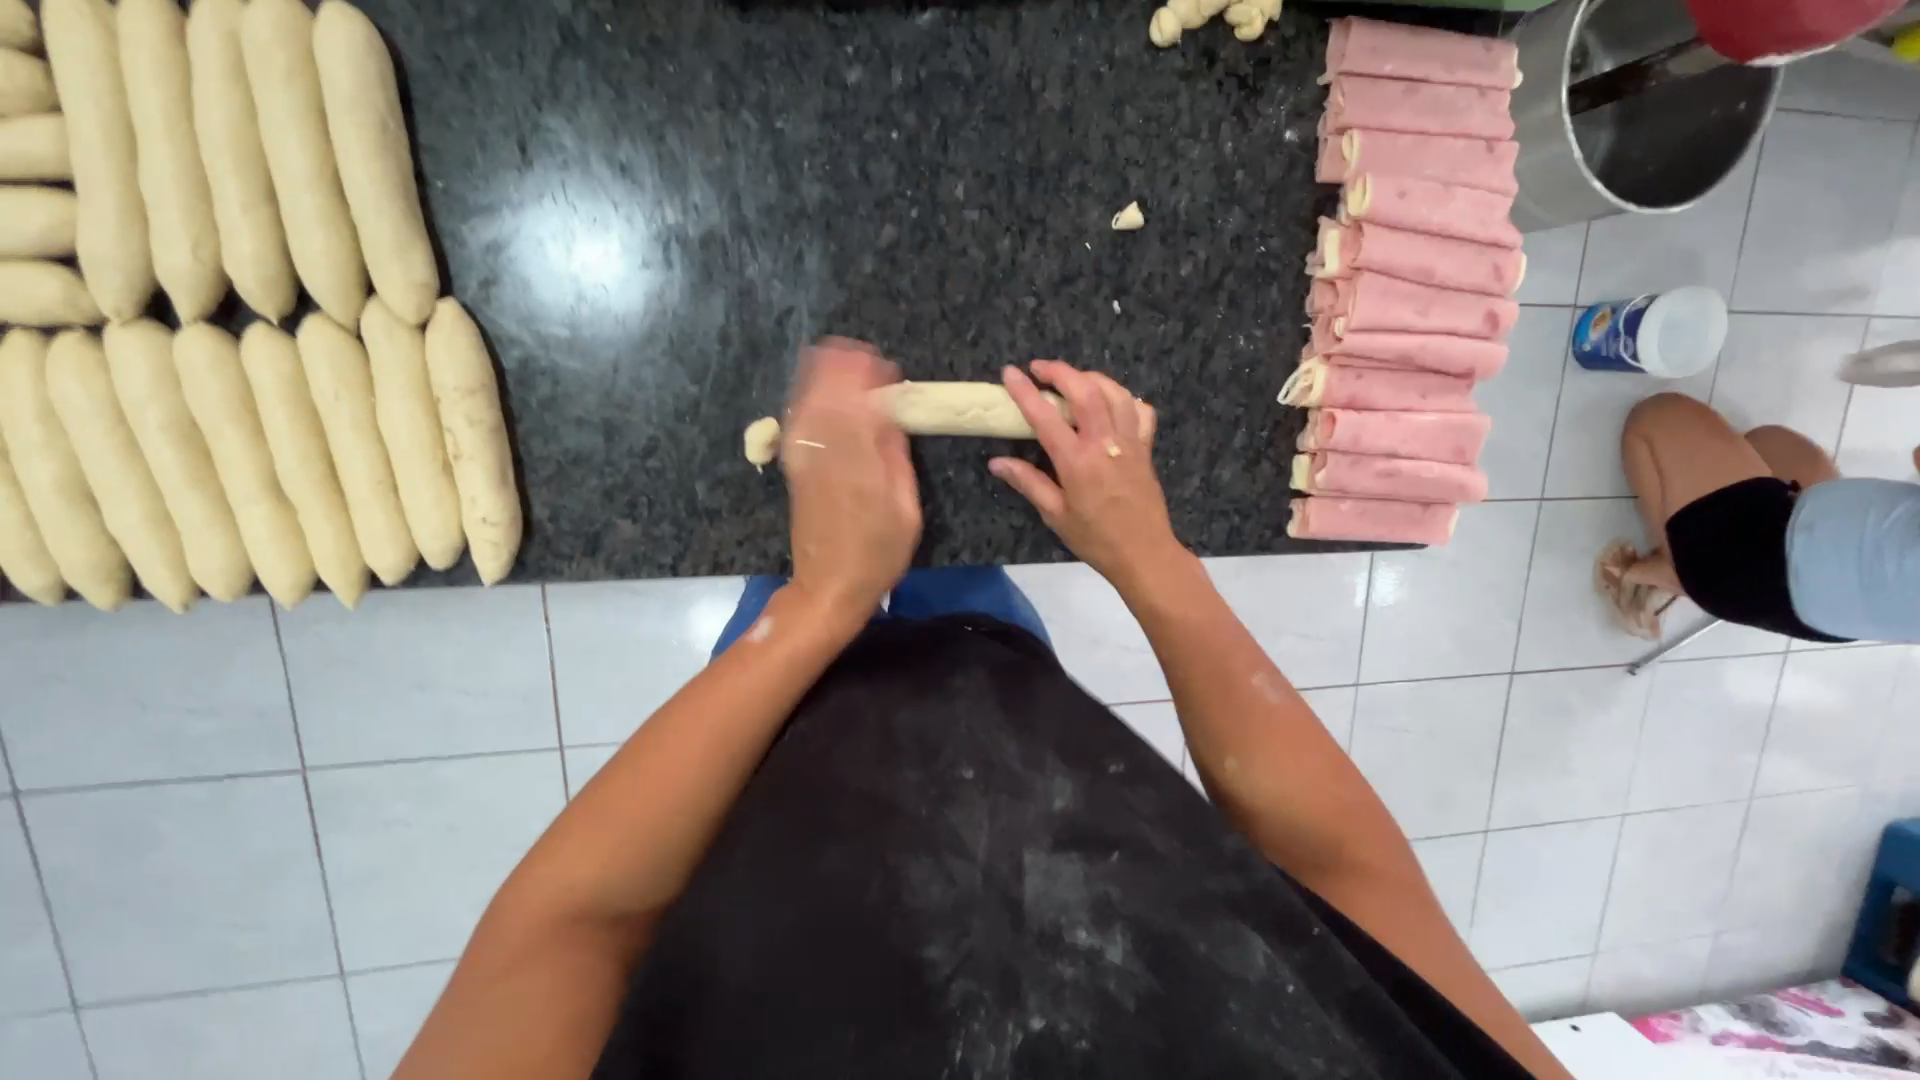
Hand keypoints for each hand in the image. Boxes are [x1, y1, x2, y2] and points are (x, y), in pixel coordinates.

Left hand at [780, 337, 921, 625]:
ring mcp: (804, 459)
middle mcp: (826, 453)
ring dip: (821, 376)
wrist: (828, 587)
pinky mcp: (794, 468)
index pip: (862, 401)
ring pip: (806, 402)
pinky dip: (807, 399)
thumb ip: (896, 459)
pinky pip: (797, 422)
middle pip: (826, 393)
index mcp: (860, 461)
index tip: (887, 368)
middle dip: (842, 366)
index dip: (871, 377)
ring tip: (840, 360)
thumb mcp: (906, 510)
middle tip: (863, 358)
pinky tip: (817, 391)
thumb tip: (891, 417)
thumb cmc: (878, 554)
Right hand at [989, 360, 1183, 585]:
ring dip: (1091, 378)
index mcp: (1077, 461)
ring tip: (1072, 379)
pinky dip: (1125, 398)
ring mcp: (1130, 442)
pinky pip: (1140, 411)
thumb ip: (1028, 483)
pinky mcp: (1146, 448)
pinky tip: (1112, 402)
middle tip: (1039, 368)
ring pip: (1114, 392)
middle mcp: (1105, 443)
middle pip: (1085, 390)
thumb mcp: (1055, 515)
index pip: (1046, 417)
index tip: (1010, 373)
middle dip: (1060, 371)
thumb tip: (997, 462)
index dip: (1025, 391)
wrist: (1145, 554)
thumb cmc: (1096, 539)